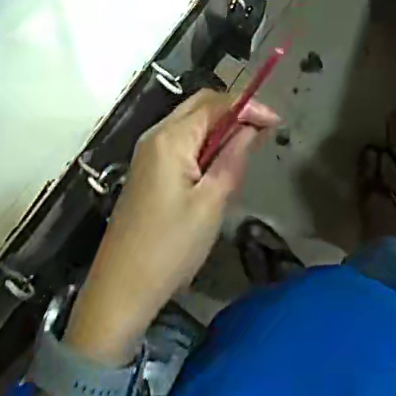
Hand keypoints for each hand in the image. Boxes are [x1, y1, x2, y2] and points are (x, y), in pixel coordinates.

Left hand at [63, 90, 279, 365]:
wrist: (119, 291)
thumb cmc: (169, 248)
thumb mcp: (211, 203)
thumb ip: (233, 158)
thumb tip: (251, 129)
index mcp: (170, 138)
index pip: (215, 103)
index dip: (248, 106)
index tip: (276, 121)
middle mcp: (156, 135)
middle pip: (200, 104)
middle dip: (234, 111)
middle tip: (264, 130)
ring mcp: (148, 152)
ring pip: (191, 121)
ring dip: (220, 126)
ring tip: (248, 147)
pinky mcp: (147, 169)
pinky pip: (181, 140)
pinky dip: (204, 142)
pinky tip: (220, 163)